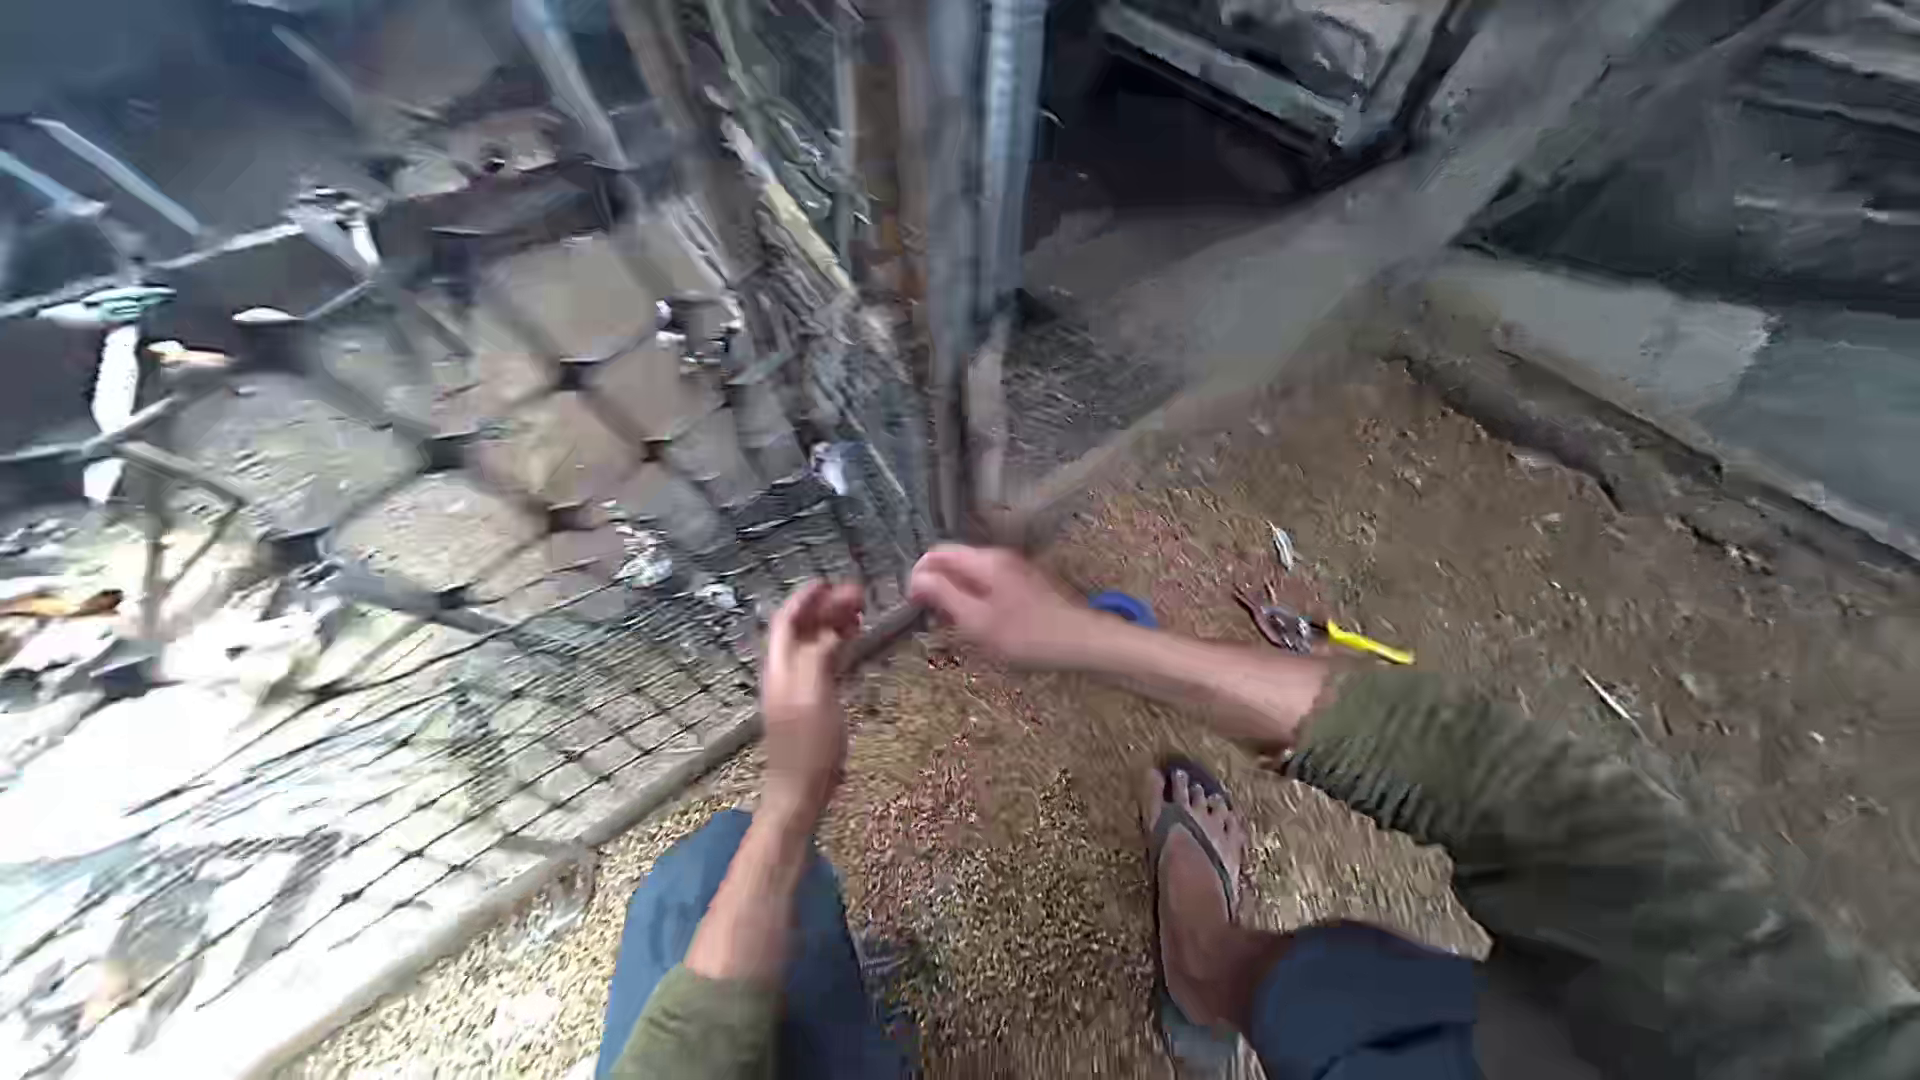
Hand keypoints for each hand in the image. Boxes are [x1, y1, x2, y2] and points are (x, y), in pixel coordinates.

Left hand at [760, 581, 862, 814]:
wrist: (801, 790)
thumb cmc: (808, 746)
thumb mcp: (814, 695)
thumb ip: (818, 657)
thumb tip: (831, 631)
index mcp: (779, 667)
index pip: (787, 621)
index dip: (805, 599)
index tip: (828, 582)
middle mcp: (785, 671)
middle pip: (802, 628)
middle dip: (826, 607)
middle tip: (857, 594)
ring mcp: (798, 685)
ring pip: (814, 642)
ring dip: (833, 623)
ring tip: (860, 610)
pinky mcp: (813, 698)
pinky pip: (823, 660)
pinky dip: (838, 644)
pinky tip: (854, 638)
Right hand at [908, 545, 1104, 668]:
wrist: (1082, 641)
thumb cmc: (1030, 636)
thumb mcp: (978, 621)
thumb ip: (944, 596)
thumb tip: (918, 579)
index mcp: (985, 562)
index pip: (937, 553)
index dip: (919, 576)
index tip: (915, 604)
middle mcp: (998, 557)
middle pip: (954, 562)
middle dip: (938, 587)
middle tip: (937, 620)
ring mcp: (1013, 568)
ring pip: (970, 575)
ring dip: (957, 596)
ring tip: (959, 627)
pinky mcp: (1024, 583)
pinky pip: (988, 584)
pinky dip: (976, 600)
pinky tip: (982, 626)